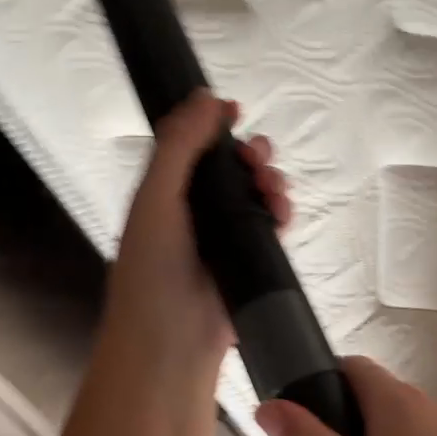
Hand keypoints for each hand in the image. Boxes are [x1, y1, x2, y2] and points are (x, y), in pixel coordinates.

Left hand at [103, 90, 289, 370]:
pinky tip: (283, 214)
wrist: (172, 339)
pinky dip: (280, 214)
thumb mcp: (156, 196)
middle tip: (259, 160)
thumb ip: (179, 145)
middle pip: (231, 168)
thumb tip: (206, 96)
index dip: (214, 124)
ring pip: (255, 195)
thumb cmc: (153, 267)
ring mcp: (223, 237)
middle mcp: (194, 210)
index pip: (193, 145)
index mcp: (164, 191)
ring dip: (269, 182)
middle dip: (250, 154)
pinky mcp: (249, 262)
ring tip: (274, 192)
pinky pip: (270, 227)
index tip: (236, 110)